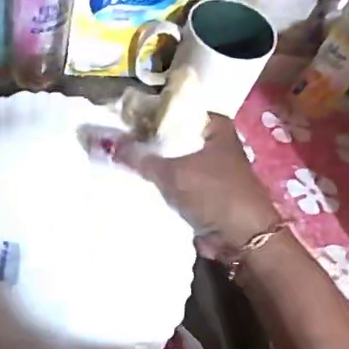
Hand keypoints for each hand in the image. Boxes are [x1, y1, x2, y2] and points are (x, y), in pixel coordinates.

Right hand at [113, 113, 281, 258]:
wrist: (240, 237)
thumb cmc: (214, 193)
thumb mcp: (172, 172)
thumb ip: (139, 157)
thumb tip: (108, 144)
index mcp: (215, 125)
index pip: (174, 110)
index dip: (148, 115)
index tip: (121, 122)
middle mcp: (214, 142)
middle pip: (172, 136)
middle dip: (146, 142)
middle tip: (115, 143)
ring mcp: (209, 168)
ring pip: (171, 161)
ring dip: (151, 166)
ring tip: (119, 162)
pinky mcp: (202, 192)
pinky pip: (174, 183)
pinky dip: (159, 185)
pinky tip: (135, 184)